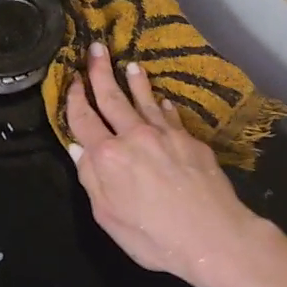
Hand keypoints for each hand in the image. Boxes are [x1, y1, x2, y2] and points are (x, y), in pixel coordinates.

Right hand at [64, 42, 285, 286]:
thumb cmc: (154, 238)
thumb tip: (79, 149)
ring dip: (135, 82)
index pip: (84, 120)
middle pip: (112, 98)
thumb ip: (91, 180)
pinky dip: (162, 105)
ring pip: (145, 100)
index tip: (72, 81)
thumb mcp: (108, 217)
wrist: (214, 238)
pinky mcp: (191, 140)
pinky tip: (162, 100)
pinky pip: (171, 116)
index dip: (75, 99)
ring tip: (129, 65)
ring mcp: (166, 135)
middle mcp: (134, 136)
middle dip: (100, 72)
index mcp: (107, 157)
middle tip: (96, 48)